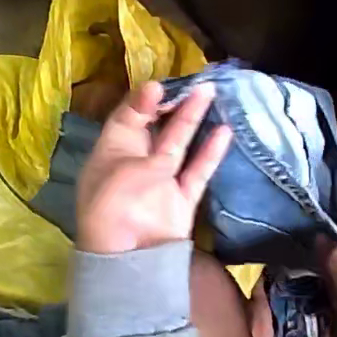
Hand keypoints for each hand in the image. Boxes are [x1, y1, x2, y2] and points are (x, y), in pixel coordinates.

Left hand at [75, 81, 231, 254]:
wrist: (127, 256)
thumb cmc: (111, 202)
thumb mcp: (116, 156)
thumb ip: (135, 119)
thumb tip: (153, 86)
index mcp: (111, 152)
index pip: (129, 118)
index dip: (145, 101)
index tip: (162, 85)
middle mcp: (137, 164)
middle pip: (157, 128)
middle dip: (174, 104)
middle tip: (196, 80)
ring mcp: (162, 182)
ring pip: (181, 144)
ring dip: (195, 120)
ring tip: (211, 92)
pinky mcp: (183, 200)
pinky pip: (198, 172)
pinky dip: (211, 153)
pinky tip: (225, 131)